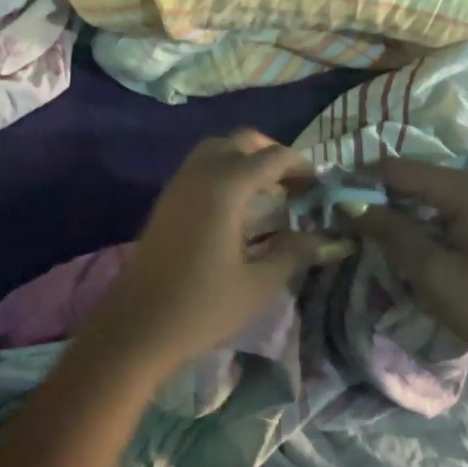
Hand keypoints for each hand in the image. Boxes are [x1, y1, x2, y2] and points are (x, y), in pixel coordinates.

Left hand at [89, 130, 351, 367]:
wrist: (139, 325)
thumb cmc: (202, 306)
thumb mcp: (259, 284)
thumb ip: (295, 253)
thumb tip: (328, 240)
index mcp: (225, 186)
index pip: (272, 157)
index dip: (302, 168)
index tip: (321, 190)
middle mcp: (200, 173)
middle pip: (241, 141)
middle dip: (272, 155)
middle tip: (296, 186)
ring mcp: (178, 184)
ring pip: (217, 149)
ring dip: (246, 160)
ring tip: (270, 195)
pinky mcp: (166, 200)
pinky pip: (200, 167)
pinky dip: (225, 172)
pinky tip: (239, 208)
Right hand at [347, 158, 467, 366]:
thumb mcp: (428, 269)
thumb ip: (387, 229)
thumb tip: (347, 204)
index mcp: (464, 187)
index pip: (396, 169)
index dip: (359, 182)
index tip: (330, 203)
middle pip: (408, 177)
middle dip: (374, 197)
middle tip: (344, 222)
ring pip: (419, 193)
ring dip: (392, 211)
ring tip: (366, 234)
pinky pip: (435, 207)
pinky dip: (412, 220)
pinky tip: (399, 242)